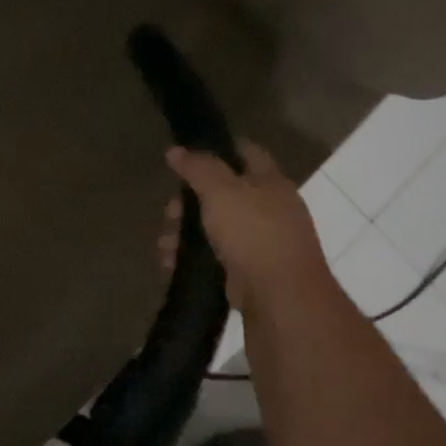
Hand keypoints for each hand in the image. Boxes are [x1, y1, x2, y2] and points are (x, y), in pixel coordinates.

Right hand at [164, 143, 335, 311]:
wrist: (280, 296)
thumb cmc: (253, 233)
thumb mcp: (221, 191)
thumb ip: (198, 167)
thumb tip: (176, 150)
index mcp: (270, 182)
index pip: (245, 152)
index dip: (217, 149)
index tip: (185, 157)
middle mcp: (268, 208)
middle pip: (221, 194)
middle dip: (188, 203)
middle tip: (169, 214)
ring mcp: (260, 241)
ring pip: (213, 228)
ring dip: (184, 235)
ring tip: (165, 248)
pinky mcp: (248, 270)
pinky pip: (213, 256)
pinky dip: (192, 259)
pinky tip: (172, 264)